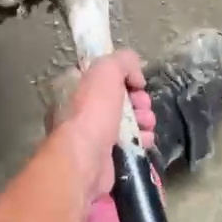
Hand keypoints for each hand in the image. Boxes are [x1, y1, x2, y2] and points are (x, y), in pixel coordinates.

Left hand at [52, 50, 155, 201]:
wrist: (85, 160)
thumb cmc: (92, 109)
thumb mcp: (107, 70)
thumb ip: (124, 61)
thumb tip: (136, 76)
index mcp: (73, 85)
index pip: (102, 75)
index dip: (122, 76)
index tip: (136, 83)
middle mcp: (79, 108)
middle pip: (116, 98)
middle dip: (137, 100)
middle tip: (144, 105)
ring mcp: (90, 135)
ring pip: (124, 121)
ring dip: (142, 119)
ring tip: (148, 123)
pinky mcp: (103, 158)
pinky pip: (126, 144)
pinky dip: (140, 140)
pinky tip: (147, 140)